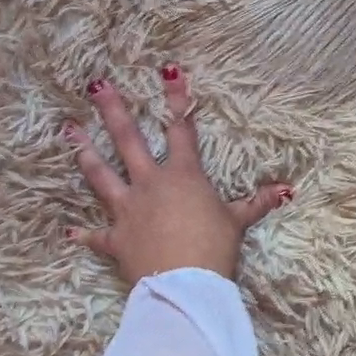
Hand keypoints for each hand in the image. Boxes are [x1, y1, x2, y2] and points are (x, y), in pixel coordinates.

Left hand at [67, 65, 291, 288]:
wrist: (184, 284)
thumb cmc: (214, 247)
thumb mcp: (238, 222)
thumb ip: (256, 203)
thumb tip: (285, 190)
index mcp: (183, 175)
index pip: (181, 128)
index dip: (177, 99)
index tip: (169, 71)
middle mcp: (151, 184)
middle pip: (129, 141)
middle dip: (114, 111)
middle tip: (97, 87)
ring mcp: (128, 210)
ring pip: (101, 175)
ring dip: (85, 152)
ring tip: (70, 130)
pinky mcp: (115, 239)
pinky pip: (96, 235)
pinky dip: (85, 234)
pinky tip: (70, 231)